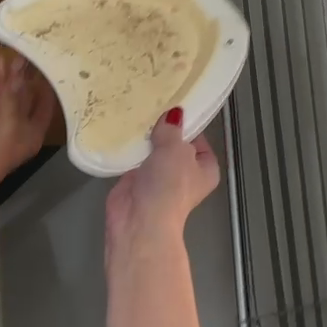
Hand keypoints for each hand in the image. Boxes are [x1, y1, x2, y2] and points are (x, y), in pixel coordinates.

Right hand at [0, 56, 57, 185]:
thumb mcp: (10, 123)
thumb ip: (13, 96)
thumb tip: (19, 71)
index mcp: (34, 132)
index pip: (46, 105)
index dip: (47, 86)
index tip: (48, 64)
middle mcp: (21, 128)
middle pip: (25, 100)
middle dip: (24, 79)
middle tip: (25, 55)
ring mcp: (1, 127)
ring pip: (6, 100)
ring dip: (8, 80)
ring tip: (10, 56)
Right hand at [105, 109, 220, 251]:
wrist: (139, 221)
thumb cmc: (168, 186)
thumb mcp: (176, 150)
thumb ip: (172, 129)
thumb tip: (171, 114)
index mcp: (205, 168)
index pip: (198, 138)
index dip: (187, 123)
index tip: (173, 106)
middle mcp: (182, 175)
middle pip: (173, 144)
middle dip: (162, 130)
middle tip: (152, 106)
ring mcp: (157, 180)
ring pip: (151, 152)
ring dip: (143, 140)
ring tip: (135, 115)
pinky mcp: (133, 183)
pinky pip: (131, 161)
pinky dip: (127, 151)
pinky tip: (121, 133)